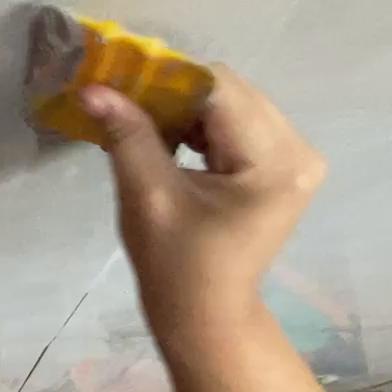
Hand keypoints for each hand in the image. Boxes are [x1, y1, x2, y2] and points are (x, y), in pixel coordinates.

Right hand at [79, 66, 324, 337]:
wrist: (204, 313)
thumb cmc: (175, 264)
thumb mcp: (146, 196)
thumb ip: (127, 135)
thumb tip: (92, 88)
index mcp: (274, 161)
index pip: (219, 89)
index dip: (167, 78)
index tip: (120, 82)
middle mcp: (298, 151)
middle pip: (230, 92)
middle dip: (174, 93)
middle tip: (125, 104)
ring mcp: (294, 159)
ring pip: (231, 104)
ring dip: (184, 109)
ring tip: (142, 125)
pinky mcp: (281, 166)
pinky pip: (236, 124)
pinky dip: (198, 125)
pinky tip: (167, 141)